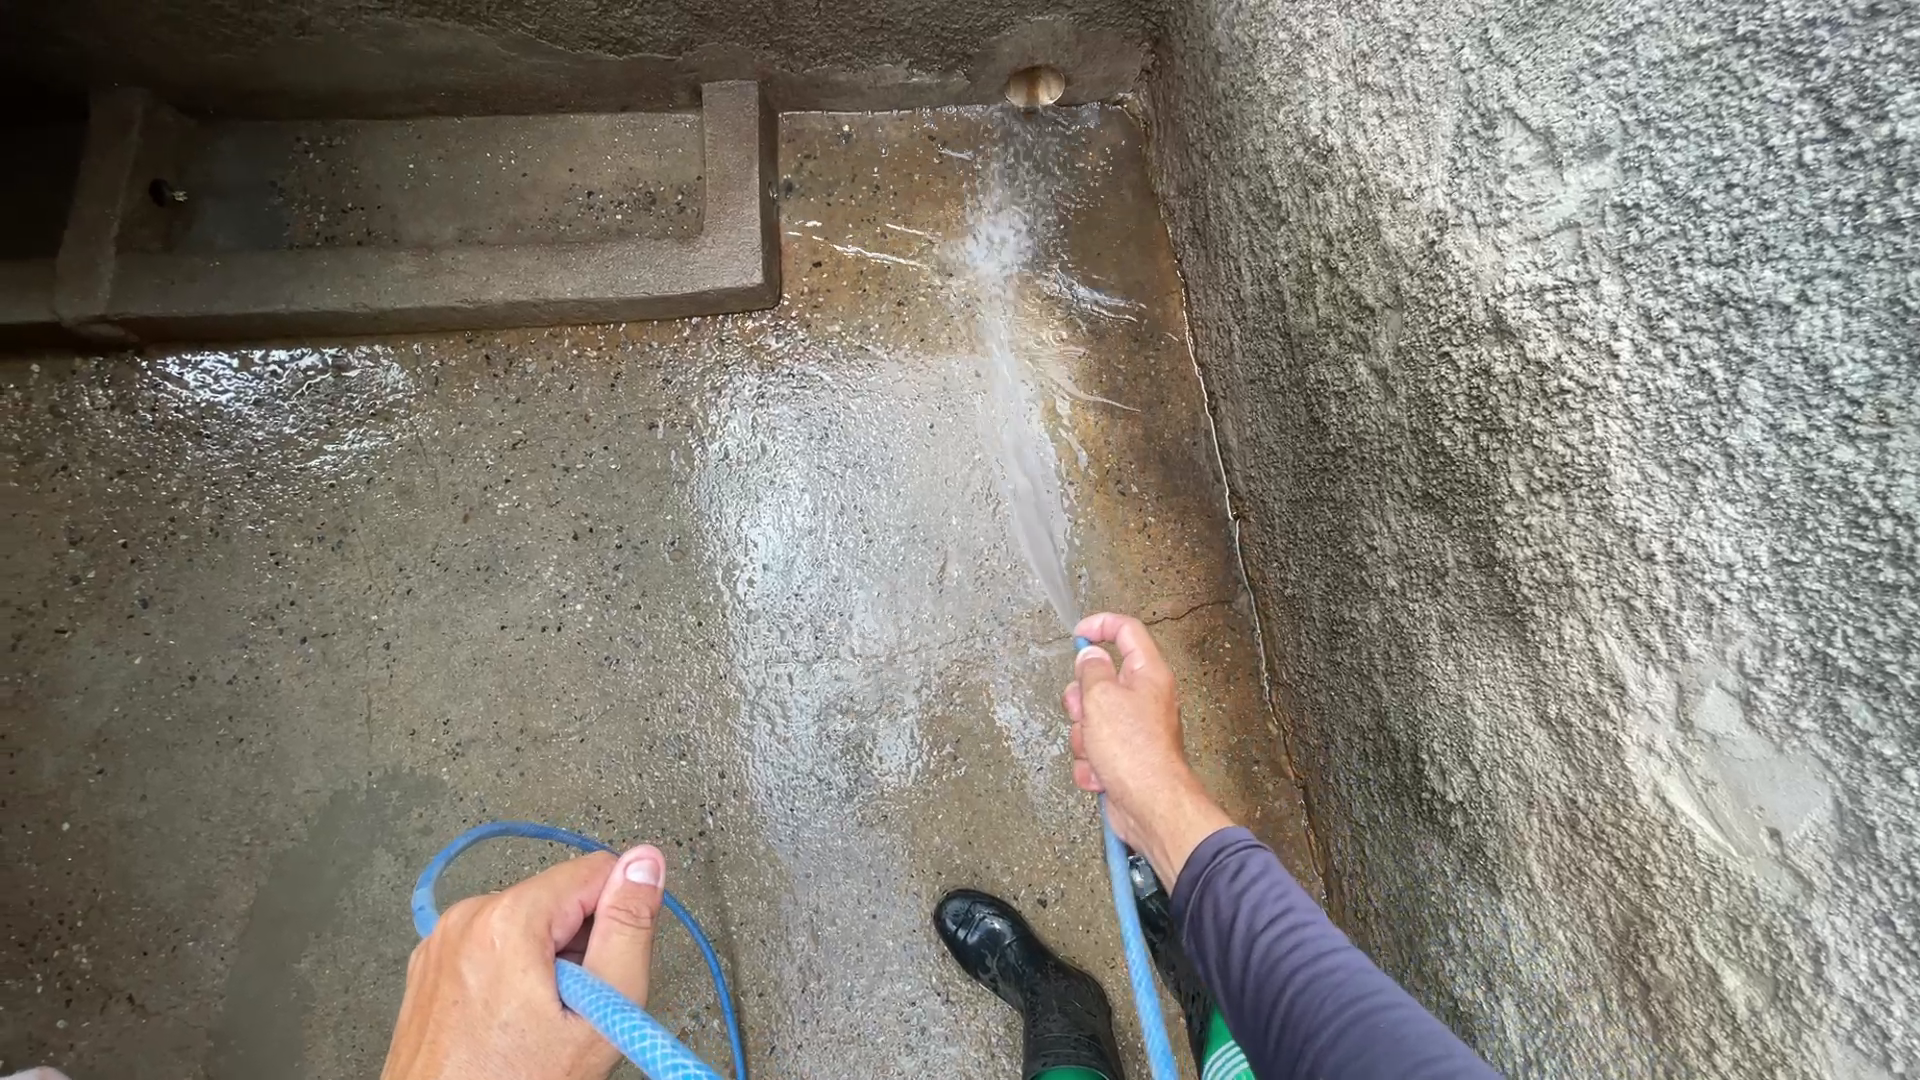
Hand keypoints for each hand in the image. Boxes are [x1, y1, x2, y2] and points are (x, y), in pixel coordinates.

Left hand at [381, 844, 667, 1079]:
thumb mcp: (603, 1011)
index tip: (601, 973)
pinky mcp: (433, 966)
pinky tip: (514, 1022)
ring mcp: (443, 942)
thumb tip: (646, 860)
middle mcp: (467, 917)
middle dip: (583, 942)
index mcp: (507, 918)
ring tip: (542, 1020)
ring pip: (537, 919)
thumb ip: (630, 926)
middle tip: (575, 1006)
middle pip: (565, 896)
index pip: (600, 871)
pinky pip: (502, 942)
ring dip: (554, 959)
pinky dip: (520, 971)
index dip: (617, 919)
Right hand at [1065, 612, 1233, 886]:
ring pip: (1090, 719)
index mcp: (1147, 674)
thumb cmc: (1135, 752)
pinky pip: (1093, 751)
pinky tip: (1101, 774)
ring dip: (1084, 737)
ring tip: (1097, 751)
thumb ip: (1091, 670)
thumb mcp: (1101, 697)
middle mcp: (1144, 698)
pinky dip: (1091, 764)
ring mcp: (1133, 730)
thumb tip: (1090, 656)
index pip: (1126, 631)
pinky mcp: (1123, 758)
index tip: (1077, 634)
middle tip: (1085, 712)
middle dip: (1081, 700)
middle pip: (1099, 680)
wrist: (1151, 808)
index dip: (1100, 625)